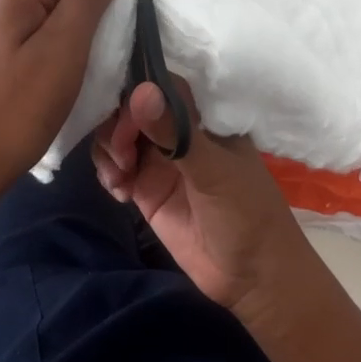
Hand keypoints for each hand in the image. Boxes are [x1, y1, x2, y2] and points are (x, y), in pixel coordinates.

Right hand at [91, 80, 310, 312]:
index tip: (126, 120)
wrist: (252, 275)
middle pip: (132, 108)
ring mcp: (160, 161)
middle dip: (117, 126)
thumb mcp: (213, 171)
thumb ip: (176, 134)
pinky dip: (109, 174)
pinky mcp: (146, 190)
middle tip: (123, 157)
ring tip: (120, 178)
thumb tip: (142, 92)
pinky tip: (120, 193)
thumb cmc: (247, 213)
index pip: (161, 86)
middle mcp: (178, 132)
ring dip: (109, 150)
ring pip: (118, 136)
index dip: (137, 94)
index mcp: (203, 117)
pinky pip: (115, 168)